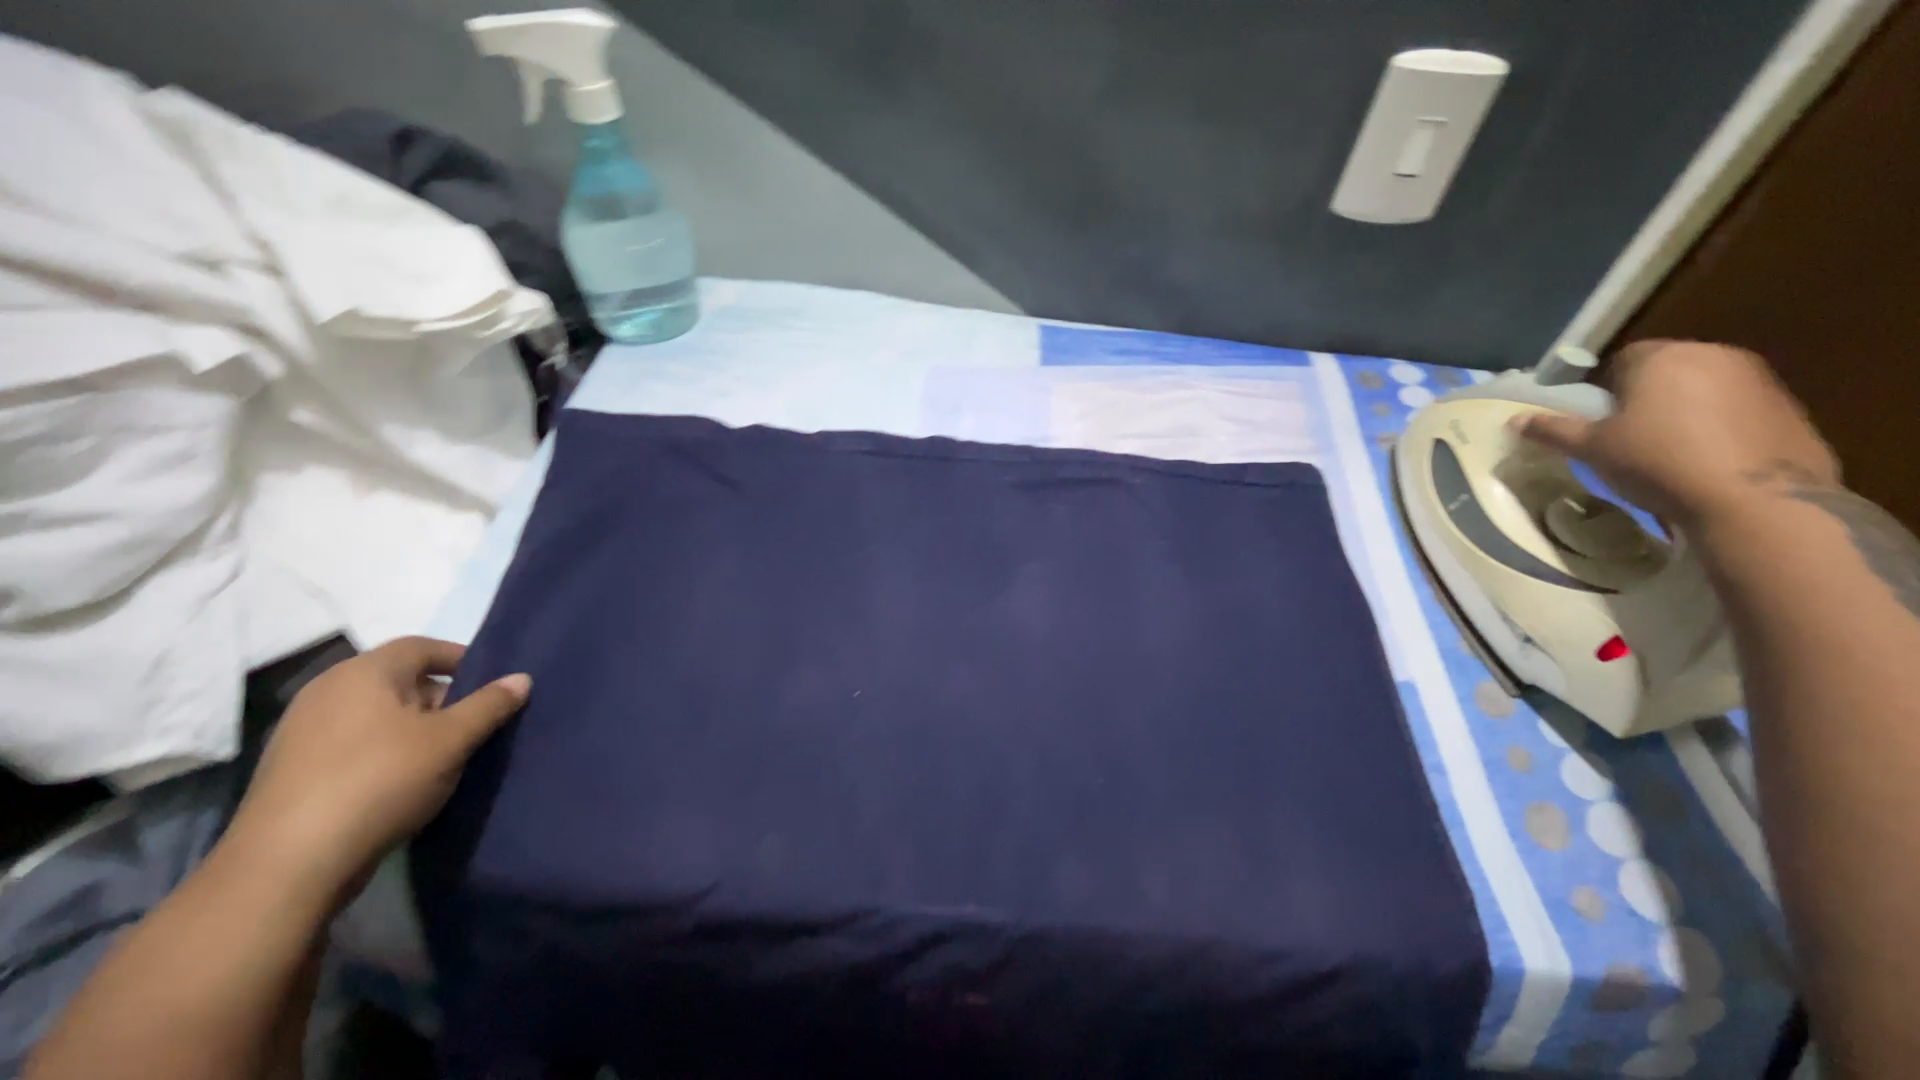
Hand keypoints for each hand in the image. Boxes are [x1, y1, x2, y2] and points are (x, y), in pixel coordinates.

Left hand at [225, 637, 529, 899]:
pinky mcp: (294, 769)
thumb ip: (488, 706)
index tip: (492, 683)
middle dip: (440, 698)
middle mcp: (327, 690)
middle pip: (397, 680)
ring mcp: (303, 730)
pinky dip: (384, 753)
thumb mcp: (449, 742)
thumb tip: (522, 678)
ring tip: (444, 758)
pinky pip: (353, 744)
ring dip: (412, 729)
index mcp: (363, 672)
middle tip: (474, 726)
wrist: (291, 861)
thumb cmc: (380, 781)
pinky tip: (402, 783)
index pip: (421, 646)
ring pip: (375, 715)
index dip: (460, 659)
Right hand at [1519, 340, 1839, 529]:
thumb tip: (1513, 421)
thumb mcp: (1593, 450)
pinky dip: (1725, 432)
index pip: (1624, 360)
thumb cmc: (1658, 463)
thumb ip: (1554, 431)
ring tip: (1673, 456)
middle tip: (1632, 440)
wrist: (1755, 501)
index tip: (1602, 423)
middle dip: (1650, 398)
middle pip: (1669, 371)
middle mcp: (1715, 355)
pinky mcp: (1791, 411)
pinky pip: (1742, 414)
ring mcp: (1760, 381)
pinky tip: (1712, 466)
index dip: (1607, 391)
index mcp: (1663, 357)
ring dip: (1690, 414)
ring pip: (1708, 391)